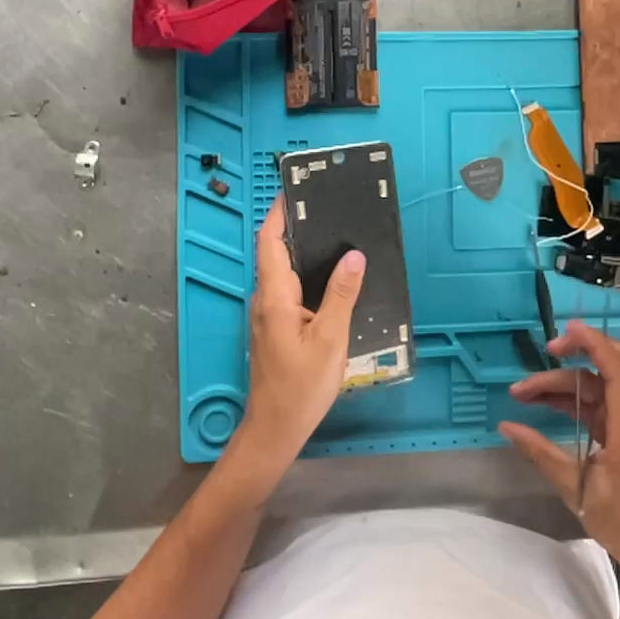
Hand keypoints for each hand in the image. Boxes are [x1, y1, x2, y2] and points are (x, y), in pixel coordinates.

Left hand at [238, 196, 363, 461]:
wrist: (276, 429)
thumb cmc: (302, 386)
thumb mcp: (330, 339)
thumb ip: (342, 295)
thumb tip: (354, 255)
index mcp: (274, 296)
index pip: (270, 242)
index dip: (280, 213)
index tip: (296, 189)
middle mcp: (265, 300)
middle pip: (277, 253)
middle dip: (298, 227)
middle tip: (330, 208)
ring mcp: (268, 315)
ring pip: (284, 273)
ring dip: (305, 253)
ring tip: (338, 236)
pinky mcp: (275, 328)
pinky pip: (290, 291)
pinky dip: (308, 277)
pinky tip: (333, 280)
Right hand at [498, 322, 619, 581]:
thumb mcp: (575, 489)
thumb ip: (541, 453)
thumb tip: (507, 427)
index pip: (617, 371)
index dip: (594, 344)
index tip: (567, 330)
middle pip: (615, 366)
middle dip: (578, 354)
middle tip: (544, 355)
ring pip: (602, 385)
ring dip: (567, 383)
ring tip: (526, 394)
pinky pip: (603, 402)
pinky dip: (576, 398)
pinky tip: (548, 405)